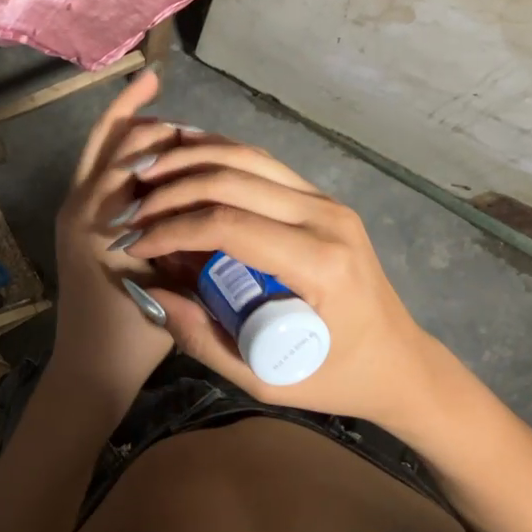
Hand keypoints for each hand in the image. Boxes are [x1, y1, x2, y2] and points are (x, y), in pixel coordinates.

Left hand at [45, 67, 185, 409]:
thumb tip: (200, 178)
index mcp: (100, 217)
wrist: (89, 369)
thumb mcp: (168, 279)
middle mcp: (79, 204)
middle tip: (175, 100)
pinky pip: (98, 171)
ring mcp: (72, 211)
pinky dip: (121, 152)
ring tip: (159, 104)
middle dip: (141, 116)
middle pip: (108, 138)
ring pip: (99, 150)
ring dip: (128, 127)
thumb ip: (178, 227)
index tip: (195, 125)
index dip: (164, 132)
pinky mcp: (74, 221)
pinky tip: (153, 153)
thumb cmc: (135, 336)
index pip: (130, 151)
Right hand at [121, 141, 439, 425]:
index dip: (171, 228)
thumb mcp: (266, 380)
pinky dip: (216, 152)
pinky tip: (182, 152)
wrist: (401, 363)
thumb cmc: (337, 378)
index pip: (227, 225)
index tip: (134, 243)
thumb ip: (202, 337)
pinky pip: (261, 162)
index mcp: (319, 265)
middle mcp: (325, 219)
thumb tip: (147, 289)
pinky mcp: (321, 196)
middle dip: (170, 190)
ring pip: (245, 156)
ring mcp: (326, 200)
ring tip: (144, 171)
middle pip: (231, 180)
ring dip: (188, 159)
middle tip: (130, 209)